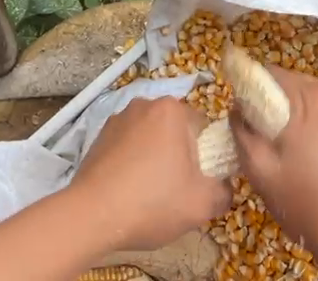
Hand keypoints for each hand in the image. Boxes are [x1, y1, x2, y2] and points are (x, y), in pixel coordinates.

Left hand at [65, 97, 230, 250]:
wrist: (93, 213)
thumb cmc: (153, 202)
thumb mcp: (203, 204)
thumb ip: (224, 190)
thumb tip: (224, 185)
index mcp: (171, 110)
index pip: (203, 127)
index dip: (207, 156)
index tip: (200, 181)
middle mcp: (144, 104)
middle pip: (175, 130)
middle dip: (180, 156)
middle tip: (177, 190)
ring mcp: (118, 118)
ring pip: (150, 137)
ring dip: (155, 157)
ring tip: (150, 193)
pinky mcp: (100, 134)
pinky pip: (128, 145)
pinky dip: (133, 161)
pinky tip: (129, 189)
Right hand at [233, 66, 317, 280]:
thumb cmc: (305, 204)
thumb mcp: (258, 169)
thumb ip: (240, 129)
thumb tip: (237, 108)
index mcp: (310, 97)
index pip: (268, 73)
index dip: (251, 91)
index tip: (247, 117)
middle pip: (291, 82)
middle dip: (275, 102)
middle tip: (268, 137)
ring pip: (310, 95)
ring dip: (296, 111)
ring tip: (293, 148)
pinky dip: (317, 121)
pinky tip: (315, 151)